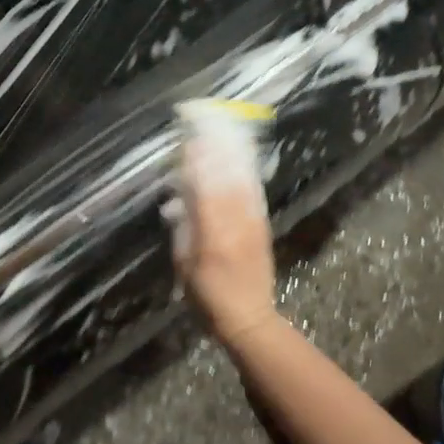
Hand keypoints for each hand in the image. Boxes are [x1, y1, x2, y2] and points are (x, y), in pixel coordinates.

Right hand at [170, 133, 279, 344]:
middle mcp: (234, 222)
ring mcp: (252, 222)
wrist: (249, 317)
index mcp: (211, 234)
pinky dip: (246, 172)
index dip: (196, 162)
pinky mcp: (263, 225)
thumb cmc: (206, 295)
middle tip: (206, 126)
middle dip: (215, 150)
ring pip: (242, 180)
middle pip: (225, 177)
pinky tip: (241, 159)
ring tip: (224, 132)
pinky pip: (254, 192)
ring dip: (232, 155)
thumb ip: (183, 226)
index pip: (202, 188)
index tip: (188, 140)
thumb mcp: (184, 263)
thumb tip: (180, 196)